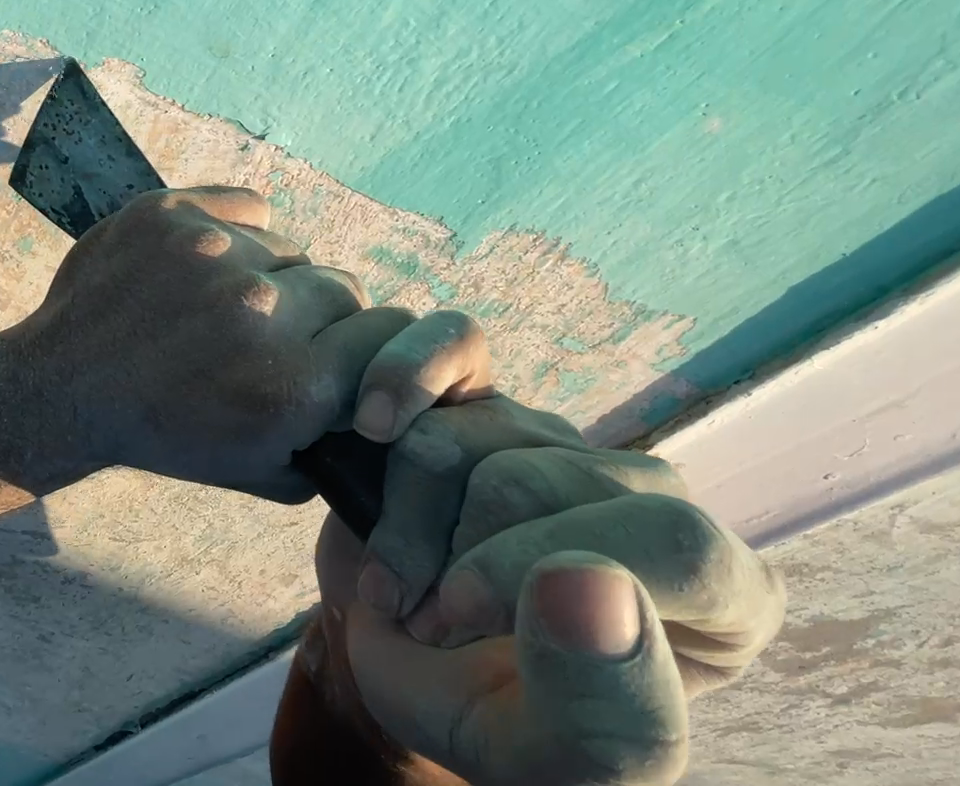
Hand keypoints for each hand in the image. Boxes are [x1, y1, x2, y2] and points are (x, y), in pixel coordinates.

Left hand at [5, 186, 470, 502]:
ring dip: (268, 274)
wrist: (65, 388)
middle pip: (339, 286)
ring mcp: (210, 253)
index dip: (361, 345)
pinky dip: (235, 231)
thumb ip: (332, 442)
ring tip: (217, 306)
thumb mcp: (259, 470)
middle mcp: (260, 309)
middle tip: (266, 334)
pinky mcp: (169, 214)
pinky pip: (245, 208)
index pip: (389, 332)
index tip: (332, 353)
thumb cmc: (160, 433)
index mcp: (294, 381)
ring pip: (287, 248)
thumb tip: (381, 402)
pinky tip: (201, 268)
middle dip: (315, 313)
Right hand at [306, 386, 784, 784]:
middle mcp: (641, 491)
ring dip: (400, 514)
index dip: (530, 572)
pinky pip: (450, 344)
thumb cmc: (486, 717)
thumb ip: (605, 713)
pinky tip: (372, 428)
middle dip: (444, 553)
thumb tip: (588, 583)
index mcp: (715, 588)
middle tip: (417, 615)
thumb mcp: (552, 762)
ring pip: (460, 433)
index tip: (448, 618)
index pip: (666, 540)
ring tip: (394, 575)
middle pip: (529, 478)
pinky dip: (397, 382)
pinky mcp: (478, 396)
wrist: (398, 659)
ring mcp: (553, 434)